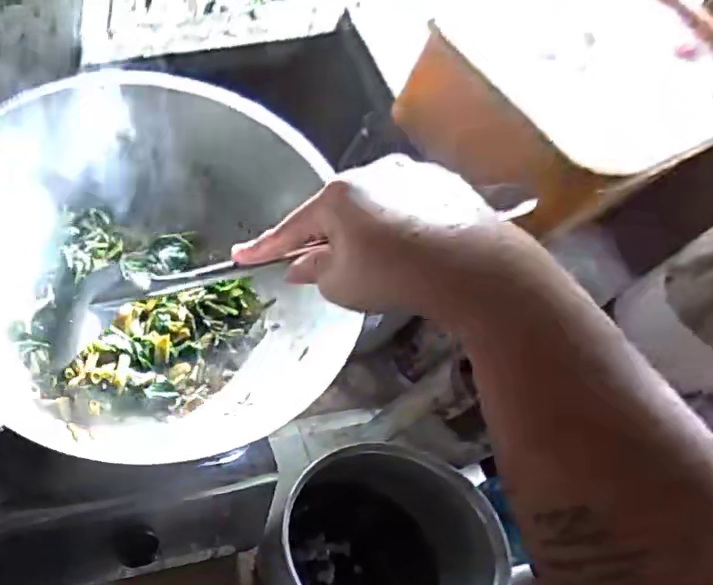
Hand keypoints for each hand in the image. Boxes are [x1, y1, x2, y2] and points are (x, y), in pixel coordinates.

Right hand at [233, 155, 538, 322]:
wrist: (471, 266)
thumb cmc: (392, 276)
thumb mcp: (338, 283)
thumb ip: (313, 270)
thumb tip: (302, 264)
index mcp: (337, 195)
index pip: (289, 227)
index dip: (262, 248)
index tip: (240, 256)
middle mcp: (371, 173)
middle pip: (330, 212)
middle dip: (318, 239)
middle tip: (310, 267)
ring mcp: (409, 173)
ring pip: (366, 208)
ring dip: (355, 234)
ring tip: (363, 266)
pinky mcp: (440, 183)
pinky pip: (397, 207)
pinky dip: (387, 230)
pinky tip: (397, 254)